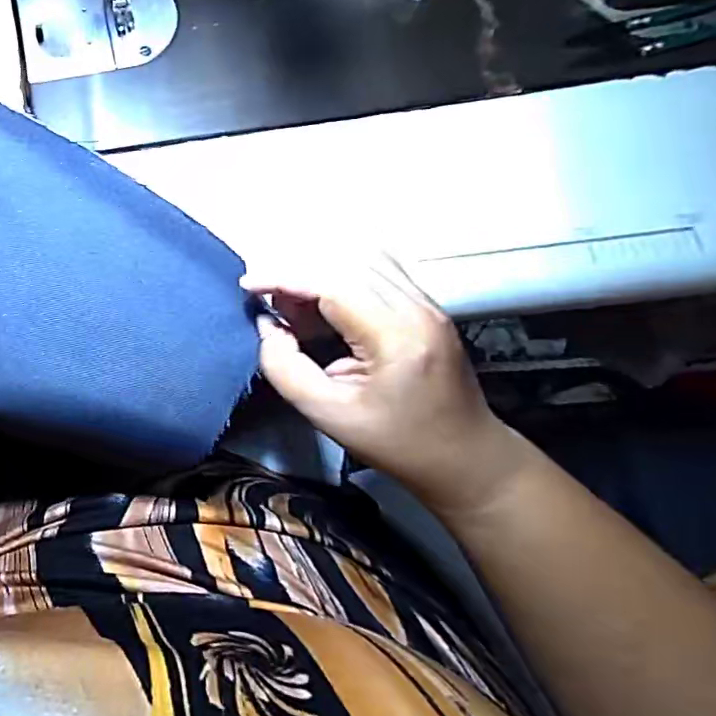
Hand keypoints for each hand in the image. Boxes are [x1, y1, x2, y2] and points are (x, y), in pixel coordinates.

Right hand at [243, 252, 536, 516]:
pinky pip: (378, 268)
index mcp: (396, 337)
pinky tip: (323, 296)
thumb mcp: (327, 414)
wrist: (466, 457)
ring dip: (318, 269)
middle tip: (268, 299)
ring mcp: (426, 302)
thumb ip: (285, 367)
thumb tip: (268, 325)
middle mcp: (416, 307)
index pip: (331, 283)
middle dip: (296, 271)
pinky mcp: (426, 304)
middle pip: (344, 262)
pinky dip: (341, 271)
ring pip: (361, 257)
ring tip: (293, 300)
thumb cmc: (395, 443)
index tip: (249, 286)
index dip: (284, 277)